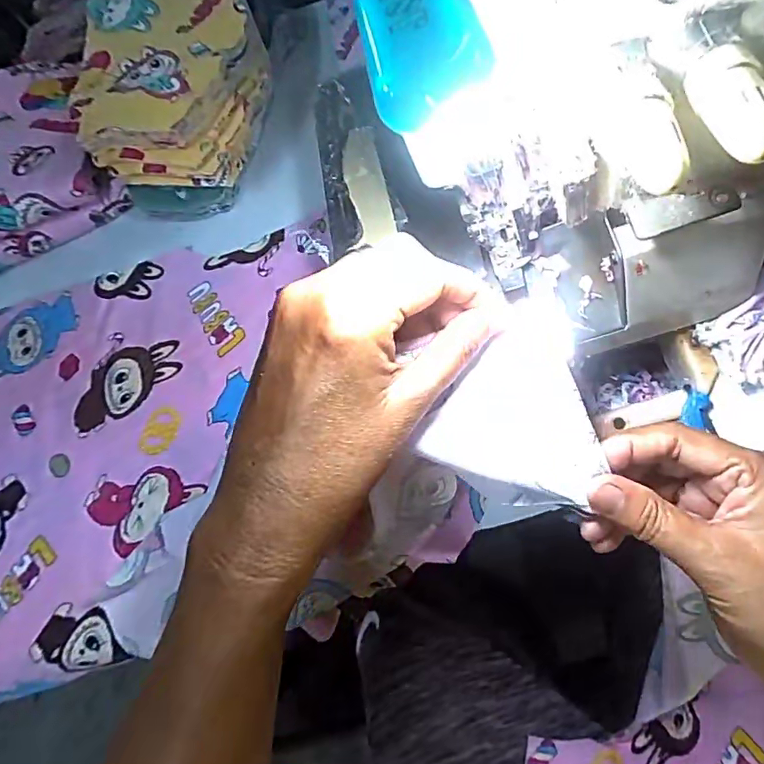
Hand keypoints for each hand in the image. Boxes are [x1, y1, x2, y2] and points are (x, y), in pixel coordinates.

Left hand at [189, 234, 503, 605]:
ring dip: (410, 290)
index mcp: (348, 311)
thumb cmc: (341, 464)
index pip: (424, 273)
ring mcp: (295, 298)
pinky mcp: (286, 313)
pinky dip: (379, 298)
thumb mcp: (407, 404)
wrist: (268, 503)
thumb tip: (491, 319)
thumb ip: (454, 349)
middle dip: (439, 286)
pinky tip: (399, 332)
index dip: (467, 289)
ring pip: (371, 268)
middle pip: (397, 260)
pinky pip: (345, 285)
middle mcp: (316, 288)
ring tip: (439, 331)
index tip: (494, 315)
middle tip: (469, 323)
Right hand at [581, 424, 763, 698]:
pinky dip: (633, 526)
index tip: (588, 465)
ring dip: (622, 508)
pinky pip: (660, 516)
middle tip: (582, 500)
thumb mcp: (711, 557)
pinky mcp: (705, 531)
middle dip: (621, 481)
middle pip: (662, 462)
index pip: (678, 440)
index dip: (630, 448)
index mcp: (747, 470)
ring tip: (591, 531)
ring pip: (655, 490)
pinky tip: (607, 541)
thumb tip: (594, 488)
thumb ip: (650, 518)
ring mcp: (716, 505)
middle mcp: (730, 478)